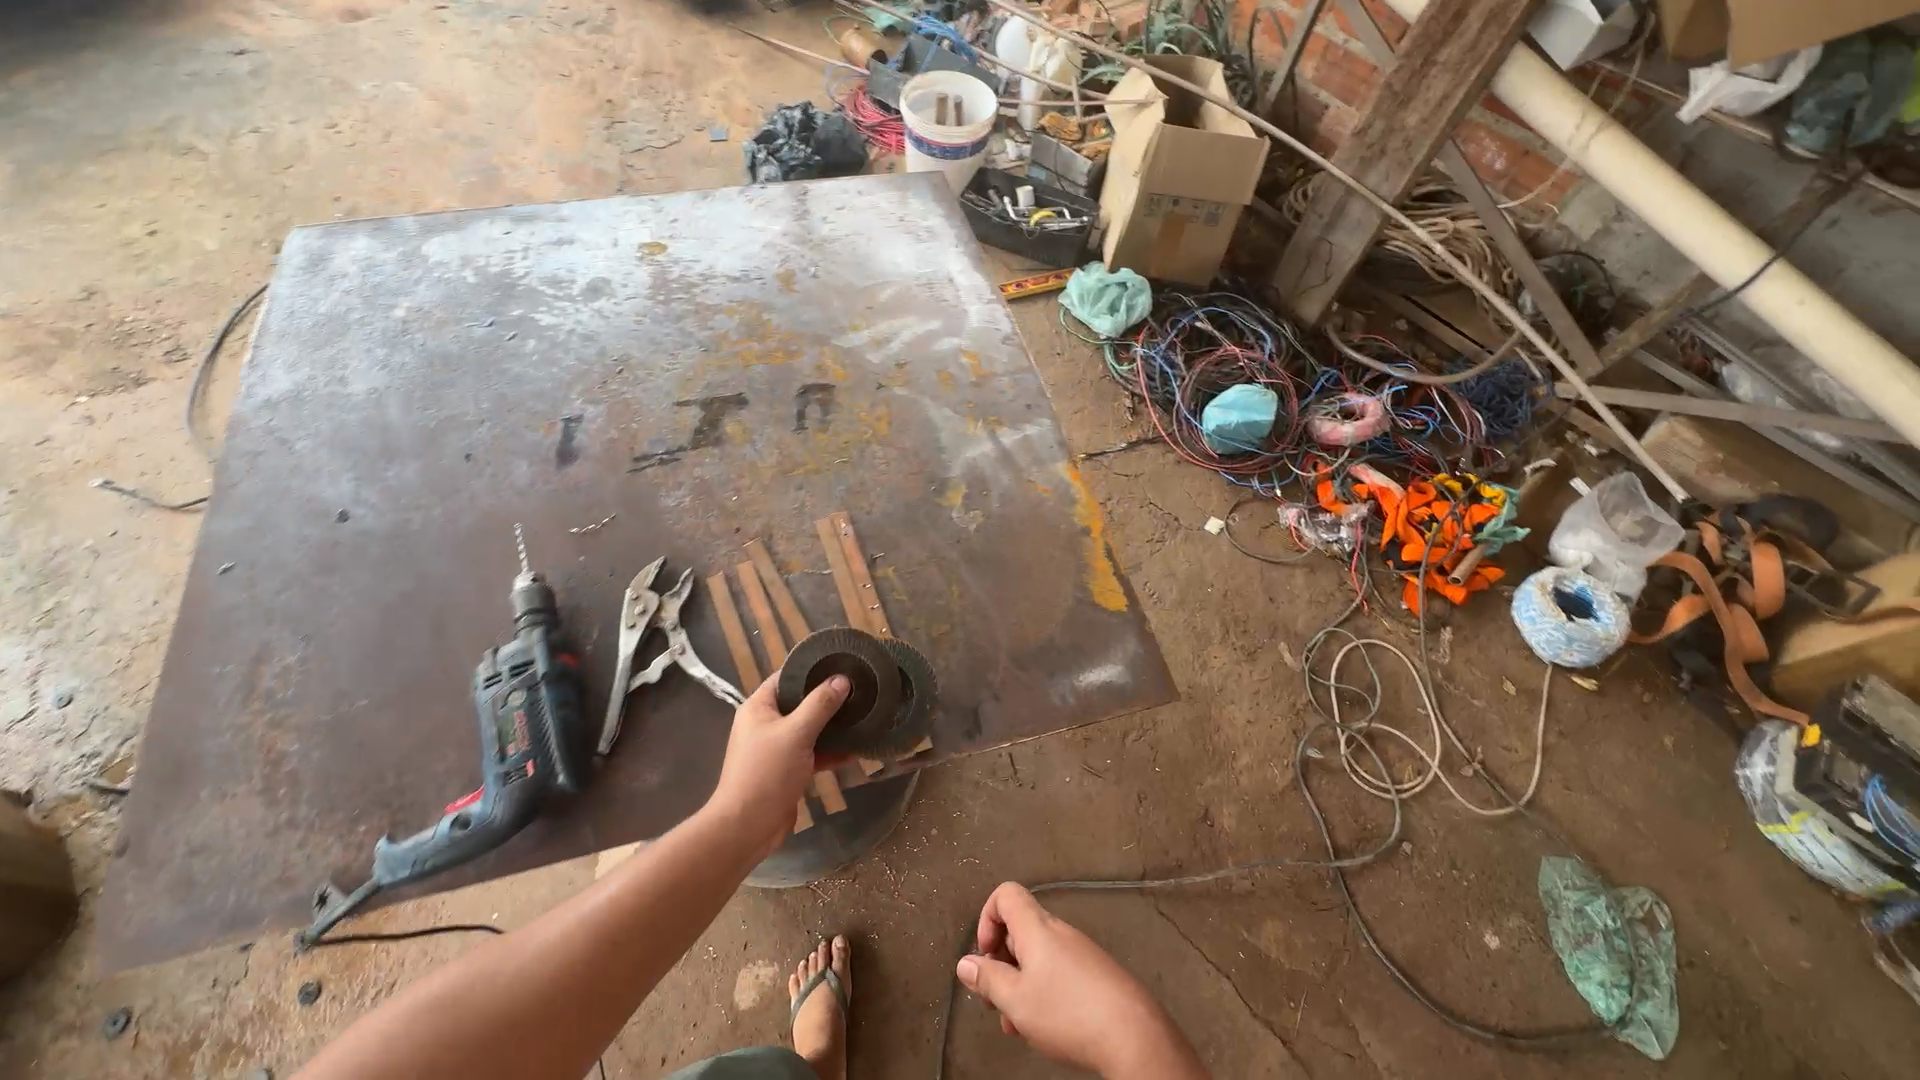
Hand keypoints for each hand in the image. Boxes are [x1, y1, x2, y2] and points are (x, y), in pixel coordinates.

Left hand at [705, 671, 848, 857]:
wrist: (748, 825)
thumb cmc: (767, 771)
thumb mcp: (796, 732)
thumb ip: (820, 705)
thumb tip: (841, 679)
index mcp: (759, 708)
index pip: (786, 677)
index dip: (811, 669)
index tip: (841, 663)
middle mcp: (766, 724)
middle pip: (800, 703)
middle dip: (828, 699)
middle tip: (859, 689)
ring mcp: (777, 748)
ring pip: (809, 729)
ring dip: (833, 727)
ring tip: (863, 716)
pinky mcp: (788, 770)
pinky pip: (813, 753)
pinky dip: (830, 752)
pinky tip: (856, 750)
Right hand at [956, 883, 1205, 1079]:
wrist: (1133, 1035)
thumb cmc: (1070, 1013)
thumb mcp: (1015, 1000)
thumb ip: (987, 979)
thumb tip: (966, 963)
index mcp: (1037, 928)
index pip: (1006, 894)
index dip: (986, 919)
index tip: (985, 956)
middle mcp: (1060, 932)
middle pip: (1020, 930)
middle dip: (1001, 963)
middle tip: (996, 999)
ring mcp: (1081, 952)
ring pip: (1038, 958)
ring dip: (1021, 985)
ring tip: (1019, 1023)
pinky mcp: (1097, 974)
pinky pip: (1059, 972)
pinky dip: (1044, 992)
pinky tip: (1045, 1026)